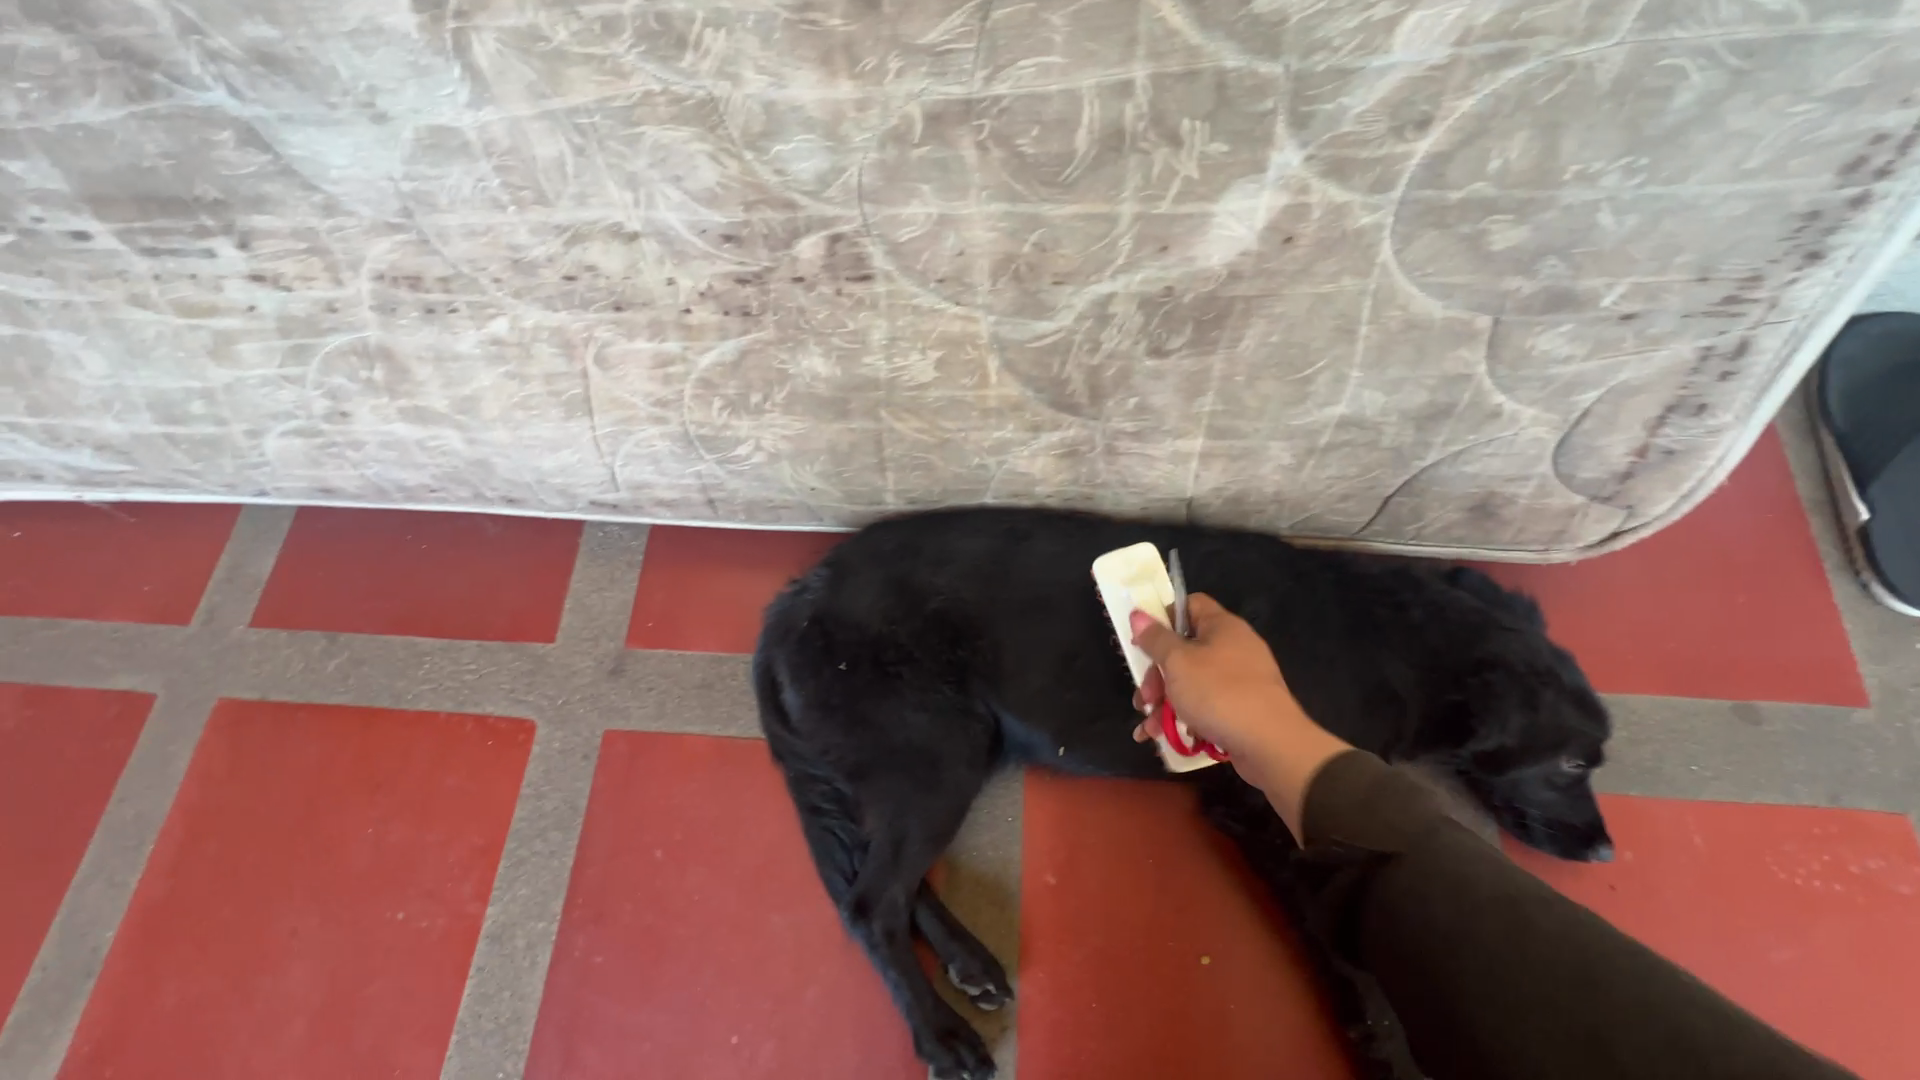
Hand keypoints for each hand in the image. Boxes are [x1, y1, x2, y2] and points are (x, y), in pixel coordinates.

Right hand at [1127, 594, 1303, 755]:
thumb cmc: (1219, 692)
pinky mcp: (1242, 709)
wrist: (1271, 744)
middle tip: (1144, 697)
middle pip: (1184, 650)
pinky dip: (1184, 718)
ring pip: (1191, 682)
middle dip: (1156, 676)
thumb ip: (1156, 638)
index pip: (1189, 605)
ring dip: (1164, 702)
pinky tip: (1165, 736)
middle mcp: (1233, 648)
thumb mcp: (1178, 662)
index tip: (1143, 641)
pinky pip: (1206, 705)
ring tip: (1149, 727)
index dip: (1163, 618)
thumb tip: (1138, 614)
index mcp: (1222, 626)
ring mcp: (1240, 680)